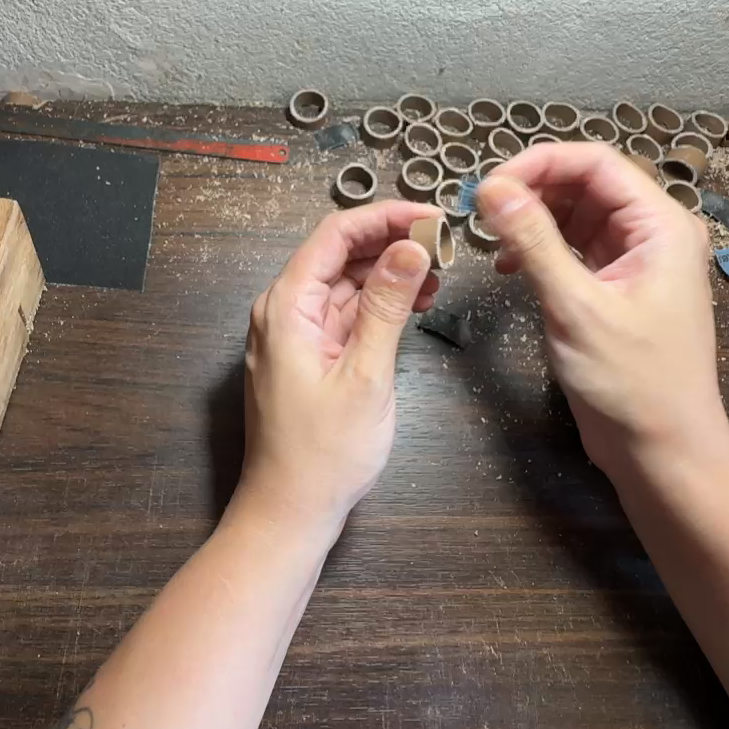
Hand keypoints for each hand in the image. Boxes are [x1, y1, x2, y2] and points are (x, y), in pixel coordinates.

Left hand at [239, 201, 441, 535]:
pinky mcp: (308, 354)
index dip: (383, 217)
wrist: (290, 511)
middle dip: (390, 243)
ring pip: (344, 283)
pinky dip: (377, 305)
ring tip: (438, 275)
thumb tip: (411, 247)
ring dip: (388, 274)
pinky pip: (343, 313)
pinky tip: (414, 304)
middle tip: (444, 246)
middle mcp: (283, 310)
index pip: (333, 235)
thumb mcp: (365, 374)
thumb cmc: (324, 453)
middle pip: (337, 255)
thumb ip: (386, 307)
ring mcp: (294, 333)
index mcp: (286, 306)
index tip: (431, 217)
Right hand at [475, 142, 728, 484]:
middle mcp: (650, 233)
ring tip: (491, 240)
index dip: (539, 163)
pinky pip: (571, 248)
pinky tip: (509, 266)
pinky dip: (538, 249)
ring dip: (530, 220)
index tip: (487, 186)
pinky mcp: (612, 287)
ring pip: (574, 215)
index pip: (596, 163)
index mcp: (660, 225)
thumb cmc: (631, 379)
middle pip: (584, 184)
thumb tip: (491, 187)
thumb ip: (533, 240)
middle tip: (481, 212)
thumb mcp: (576, 305)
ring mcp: (631, 260)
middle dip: (531, 190)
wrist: (661, 449)